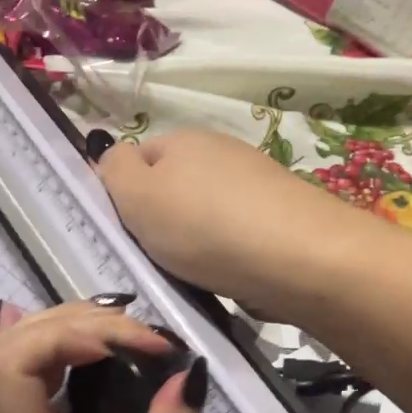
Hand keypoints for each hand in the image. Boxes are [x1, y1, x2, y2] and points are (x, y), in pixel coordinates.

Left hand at [0, 303, 205, 412]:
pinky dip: (63, 356)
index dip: (66, 331)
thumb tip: (186, 384)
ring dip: (69, 332)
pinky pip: (26, 378)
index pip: (12, 357)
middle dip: (76, 320)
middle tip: (142, 338)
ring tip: (129, 341)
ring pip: (16, 353)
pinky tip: (97, 360)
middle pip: (11, 341)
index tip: (133, 346)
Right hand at [96, 128, 361, 306]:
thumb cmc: (202, 226)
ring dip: (188, 238)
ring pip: (200, 210)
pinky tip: (221, 273)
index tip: (120, 229)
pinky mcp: (278, 215)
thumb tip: (110, 157)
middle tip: (149, 253)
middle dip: (157, 217)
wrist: (301, 259)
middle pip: (169, 184)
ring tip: (186, 270)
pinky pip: (231, 231)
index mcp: (182, 139)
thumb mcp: (137, 196)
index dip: (121, 192)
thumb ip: (113, 170)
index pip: (135, 158)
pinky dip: (220, 251)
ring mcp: (253, 182)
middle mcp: (219, 150)